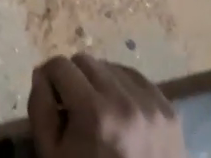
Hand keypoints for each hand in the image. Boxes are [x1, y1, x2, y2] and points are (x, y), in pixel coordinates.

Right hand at [28, 54, 184, 157]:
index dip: (50, 77)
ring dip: (100, 83)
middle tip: (75, 105)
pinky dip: (124, 89)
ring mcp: (152, 106)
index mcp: (94, 113)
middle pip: (86, 61)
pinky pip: (138, 80)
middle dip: (74, 79)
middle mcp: (125, 102)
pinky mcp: (170, 112)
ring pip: (112, 67)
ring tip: (101, 110)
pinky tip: (121, 111)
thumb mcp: (51, 153)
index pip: (60, 65)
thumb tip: (42, 74)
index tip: (52, 95)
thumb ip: (39, 108)